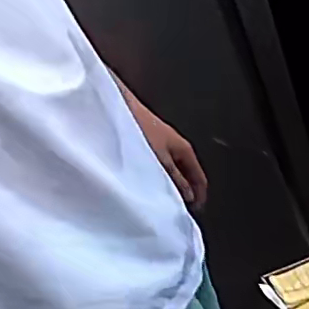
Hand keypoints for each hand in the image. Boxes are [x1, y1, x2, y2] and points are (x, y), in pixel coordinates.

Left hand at [118, 84, 205, 206]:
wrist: (109, 98)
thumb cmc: (137, 127)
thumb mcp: (161, 163)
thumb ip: (176, 182)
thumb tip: (187, 196)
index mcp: (184, 149)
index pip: (200, 178)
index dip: (198, 197)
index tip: (192, 210)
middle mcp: (173, 142)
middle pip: (184, 173)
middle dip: (181, 189)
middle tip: (172, 204)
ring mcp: (156, 137)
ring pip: (167, 165)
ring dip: (163, 179)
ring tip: (154, 191)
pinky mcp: (139, 133)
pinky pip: (151, 157)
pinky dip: (149, 168)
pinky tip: (139, 174)